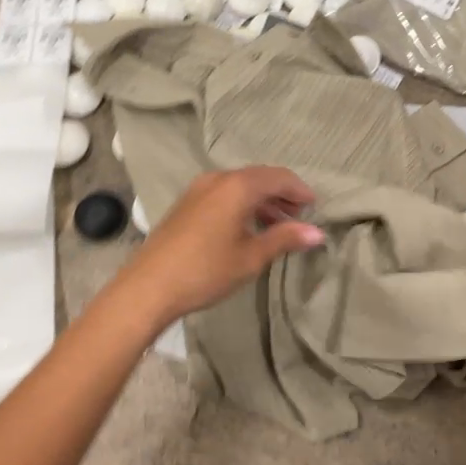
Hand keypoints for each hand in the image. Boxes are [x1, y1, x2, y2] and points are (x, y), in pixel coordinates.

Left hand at [114, 166, 325, 325]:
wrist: (148, 287)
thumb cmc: (205, 271)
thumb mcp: (251, 257)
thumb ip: (284, 239)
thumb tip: (317, 233)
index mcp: (238, 186)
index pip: (279, 177)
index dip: (300, 190)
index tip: (315, 207)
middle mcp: (218, 178)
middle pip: (259, 177)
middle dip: (282, 194)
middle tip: (299, 217)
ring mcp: (199, 189)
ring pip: (240, 185)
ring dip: (262, 200)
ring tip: (277, 225)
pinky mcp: (187, 203)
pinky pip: (224, 193)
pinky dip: (242, 203)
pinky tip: (247, 227)